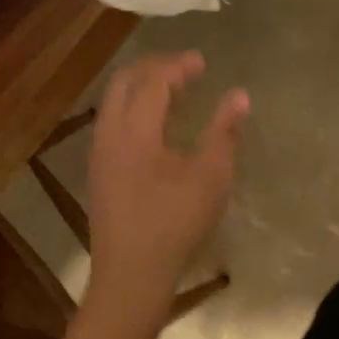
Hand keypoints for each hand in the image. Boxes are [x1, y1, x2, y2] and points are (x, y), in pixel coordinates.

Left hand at [84, 52, 249, 305]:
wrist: (130, 276)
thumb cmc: (175, 223)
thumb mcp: (211, 177)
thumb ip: (224, 132)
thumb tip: (240, 95)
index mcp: (135, 131)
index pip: (153, 81)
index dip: (178, 66)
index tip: (202, 62)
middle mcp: (110, 134)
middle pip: (124, 82)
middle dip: (154, 67)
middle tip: (185, 68)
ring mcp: (99, 153)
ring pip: (113, 101)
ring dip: (141, 86)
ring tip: (173, 90)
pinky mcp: (99, 171)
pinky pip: (111, 120)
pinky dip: (133, 106)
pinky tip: (156, 124)